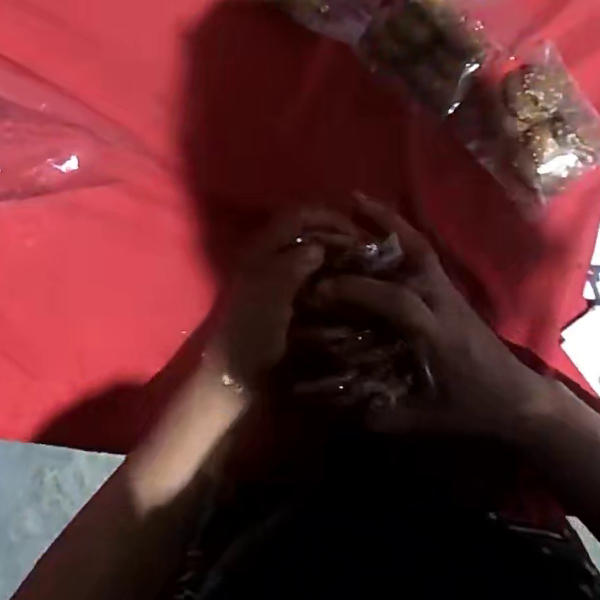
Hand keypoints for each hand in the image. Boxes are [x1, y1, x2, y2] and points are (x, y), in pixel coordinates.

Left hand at [204, 208, 358, 390]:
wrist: (233, 384)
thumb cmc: (250, 340)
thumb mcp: (270, 300)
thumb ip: (291, 266)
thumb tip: (319, 245)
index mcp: (260, 253)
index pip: (296, 216)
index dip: (327, 217)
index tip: (358, 235)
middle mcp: (266, 259)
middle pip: (304, 231)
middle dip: (334, 235)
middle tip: (365, 252)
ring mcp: (273, 280)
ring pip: (307, 253)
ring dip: (333, 255)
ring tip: (361, 267)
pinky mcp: (280, 302)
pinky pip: (308, 276)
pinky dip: (327, 275)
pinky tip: (346, 288)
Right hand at [314, 194, 561, 440]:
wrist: (518, 398)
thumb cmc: (471, 408)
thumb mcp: (425, 419)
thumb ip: (381, 413)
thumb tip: (331, 405)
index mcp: (438, 334)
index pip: (399, 301)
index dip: (360, 291)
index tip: (321, 291)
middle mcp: (445, 303)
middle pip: (415, 257)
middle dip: (376, 236)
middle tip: (336, 220)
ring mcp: (451, 292)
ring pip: (421, 248)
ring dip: (390, 222)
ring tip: (357, 202)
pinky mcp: (452, 289)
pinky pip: (424, 254)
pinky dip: (401, 233)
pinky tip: (380, 226)